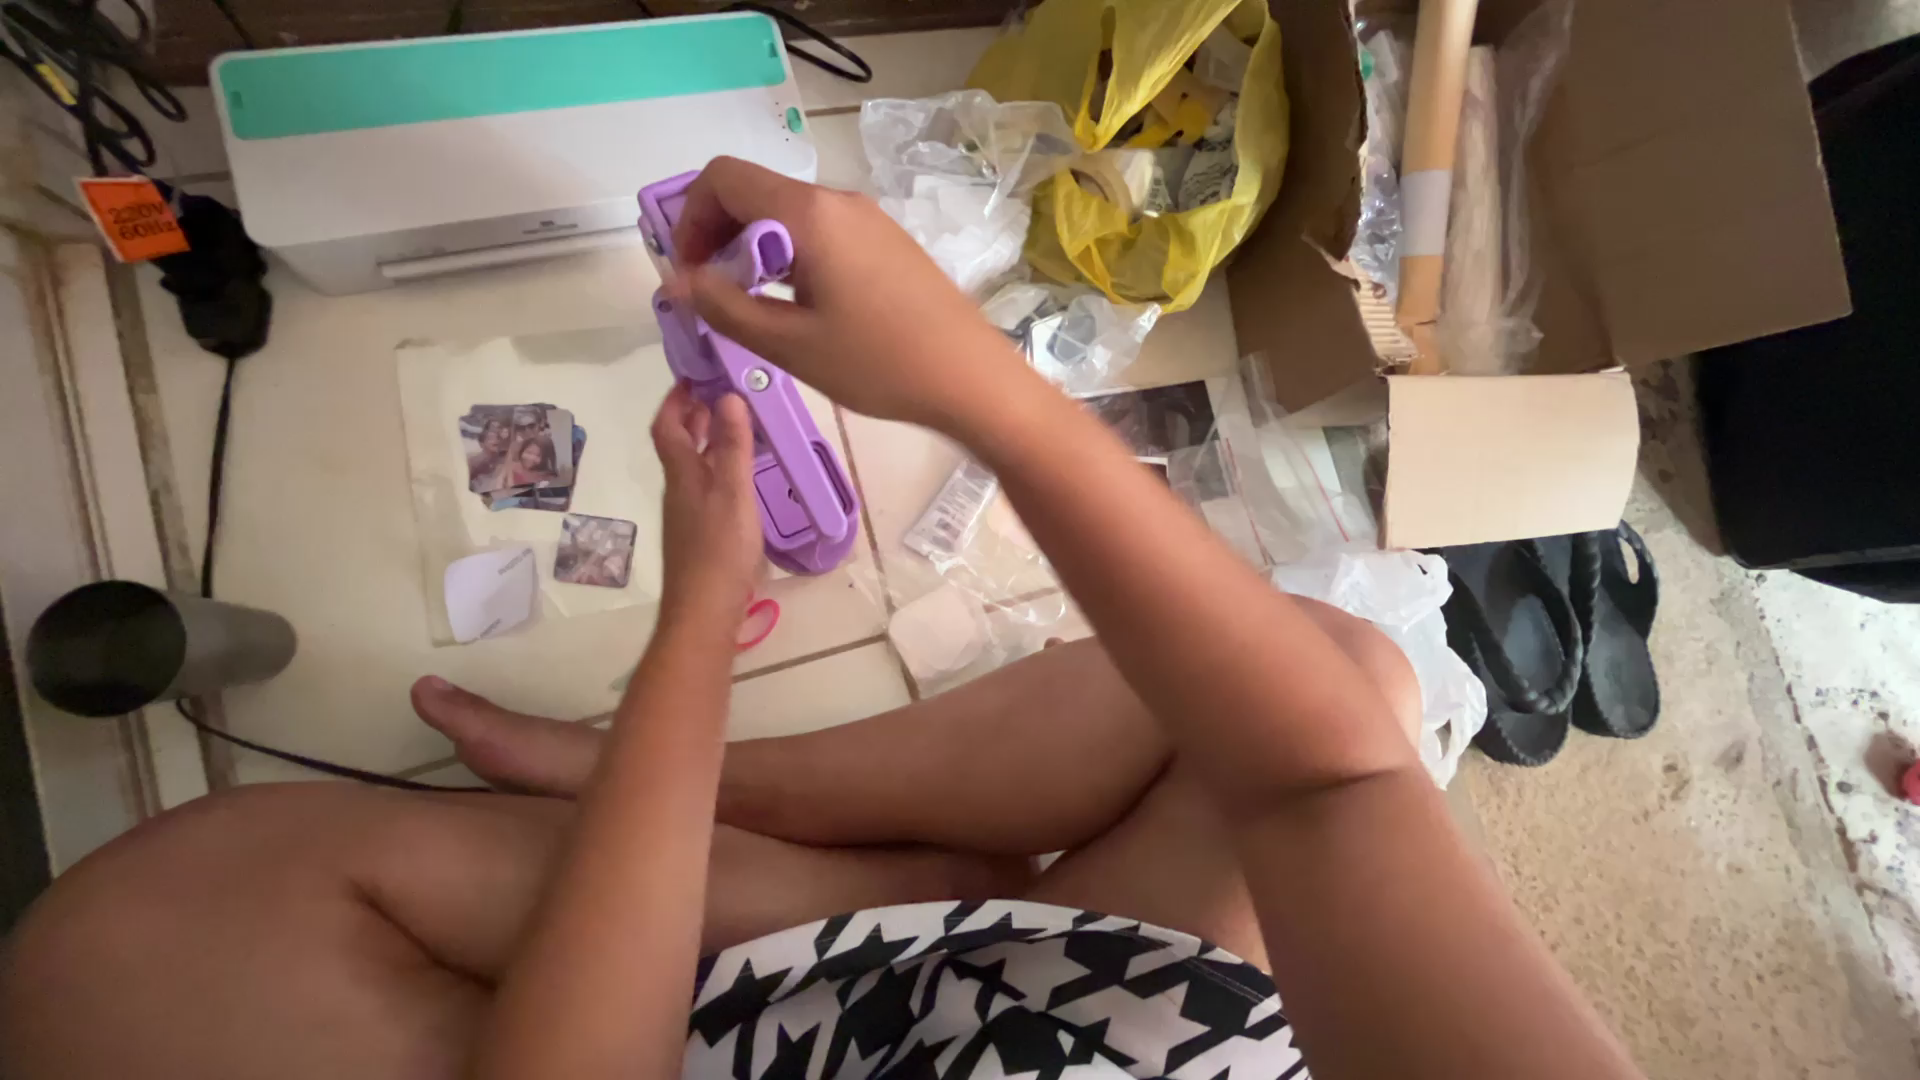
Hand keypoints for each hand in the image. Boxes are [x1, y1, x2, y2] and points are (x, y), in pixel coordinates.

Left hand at [651, 384, 762, 625]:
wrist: (705, 608)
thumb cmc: (720, 549)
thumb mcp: (733, 493)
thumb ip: (732, 446)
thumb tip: (728, 396)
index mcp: (683, 474)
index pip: (667, 426)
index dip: (675, 399)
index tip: (693, 375)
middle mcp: (680, 488)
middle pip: (677, 444)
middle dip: (692, 415)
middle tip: (719, 393)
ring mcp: (688, 512)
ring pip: (692, 465)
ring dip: (706, 440)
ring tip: (734, 425)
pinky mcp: (701, 532)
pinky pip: (706, 485)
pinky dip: (718, 467)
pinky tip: (739, 475)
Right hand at [668, 157, 1042, 435]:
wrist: (971, 378)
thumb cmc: (880, 365)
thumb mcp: (791, 344)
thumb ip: (725, 307)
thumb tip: (676, 281)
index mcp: (810, 214)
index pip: (723, 178)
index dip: (690, 219)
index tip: (691, 274)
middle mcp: (840, 201)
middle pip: (757, 193)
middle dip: (721, 236)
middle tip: (717, 297)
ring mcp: (872, 220)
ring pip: (792, 217)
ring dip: (759, 251)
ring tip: (760, 310)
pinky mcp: (891, 244)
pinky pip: (827, 235)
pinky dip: (797, 259)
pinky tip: (807, 309)